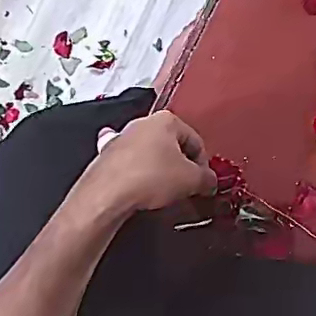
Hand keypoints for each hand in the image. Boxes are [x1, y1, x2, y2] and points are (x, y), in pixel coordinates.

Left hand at [75, 111, 217, 219]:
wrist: (106, 195)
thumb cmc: (147, 178)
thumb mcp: (191, 180)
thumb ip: (207, 179)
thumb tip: (209, 182)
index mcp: (166, 120)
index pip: (196, 141)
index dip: (203, 164)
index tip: (203, 180)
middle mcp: (143, 123)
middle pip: (173, 145)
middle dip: (181, 166)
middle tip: (186, 186)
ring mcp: (123, 137)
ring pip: (151, 153)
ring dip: (159, 169)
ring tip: (163, 191)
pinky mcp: (107, 154)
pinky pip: (130, 163)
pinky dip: (137, 172)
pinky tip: (139, 184)